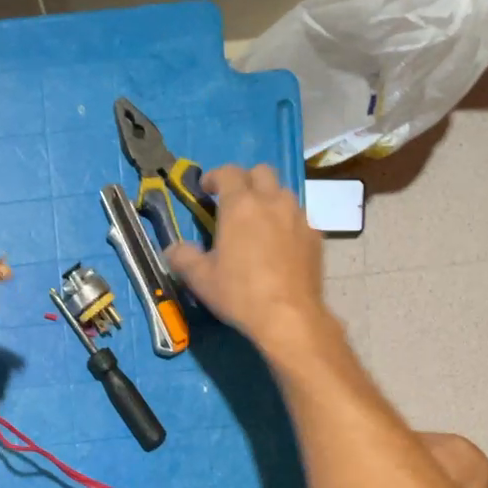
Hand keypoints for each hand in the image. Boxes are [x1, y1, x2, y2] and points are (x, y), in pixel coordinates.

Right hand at [166, 164, 333, 353]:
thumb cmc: (239, 294)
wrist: (288, 315)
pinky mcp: (314, 235)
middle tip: (234, 202)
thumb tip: (173, 249)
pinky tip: (279, 246)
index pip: (228, 173)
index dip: (215, 177)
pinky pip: (298, 218)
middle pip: (261, 172)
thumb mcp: (201, 279)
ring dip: (268, 200)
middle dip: (245, 180)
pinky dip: (285, 223)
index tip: (206, 189)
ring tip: (258, 224)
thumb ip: (183, 258)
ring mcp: (298, 217)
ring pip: (283, 193)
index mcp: (240, 206)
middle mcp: (272, 201)